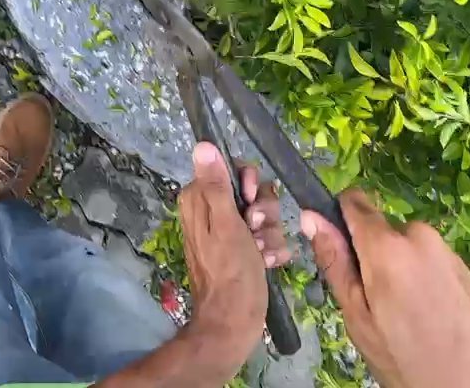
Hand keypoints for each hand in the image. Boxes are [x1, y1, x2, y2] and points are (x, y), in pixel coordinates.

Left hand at [176, 141, 267, 363]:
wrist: (233, 325)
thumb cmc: (230, 273)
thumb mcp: (226, 224)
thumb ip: (216, 185)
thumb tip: (202, 144)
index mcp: (199, 198)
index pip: (231, 168)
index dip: (249, 183)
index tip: (253, 202)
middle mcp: (209, 209)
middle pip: (250, 191)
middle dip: (264, 211)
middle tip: (258, 231)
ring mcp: (225, 230)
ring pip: (260, 214)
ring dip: (269, 233)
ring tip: (264, 254)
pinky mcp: (239, 249)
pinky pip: (263, 236)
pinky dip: (270, 248)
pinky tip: (269, 262)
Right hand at [301, 190, 469, 387]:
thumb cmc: (409, 360)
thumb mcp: (359, 318)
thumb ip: (335, 263)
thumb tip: (310, 216)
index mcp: (387, 245)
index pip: (353, 201)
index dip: (339, 219)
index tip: (340, 253)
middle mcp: (418, 236)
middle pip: (380, 230)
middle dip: (372, 255)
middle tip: (375, 303)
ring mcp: (446, 251)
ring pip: (405, 247)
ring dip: (398, 268)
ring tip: (405, 317)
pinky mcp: (466, 269)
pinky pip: (429, 261)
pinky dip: (422, 280)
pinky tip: (429, 319)